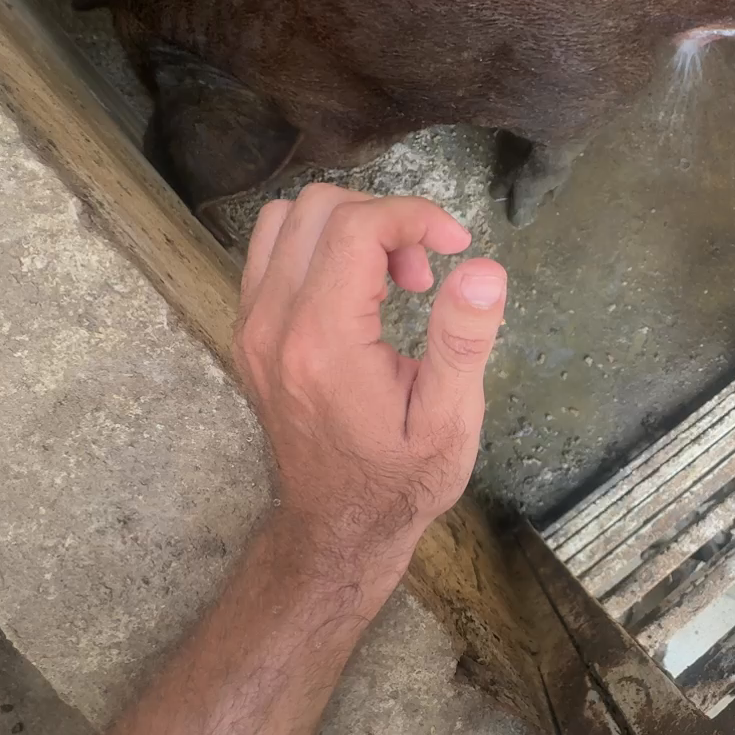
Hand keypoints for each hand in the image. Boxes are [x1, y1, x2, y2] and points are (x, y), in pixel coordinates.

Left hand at [233, 185, 506, 578]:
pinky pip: (273, 254)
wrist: (340, 526)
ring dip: (350, 229)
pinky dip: (323, 249)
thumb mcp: (449, 419)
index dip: (415, 216)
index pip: (355, 226)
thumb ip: (462, 341)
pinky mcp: (249, 334)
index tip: (459, 243)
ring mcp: (250, 327)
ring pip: (286, 222)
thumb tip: (484, 269)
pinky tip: (361, 293)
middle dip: (385, 221)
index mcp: (323, 340)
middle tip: (427, 274)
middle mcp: (271, 323)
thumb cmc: (403, 478)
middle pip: (316, 209)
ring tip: (395, 279)